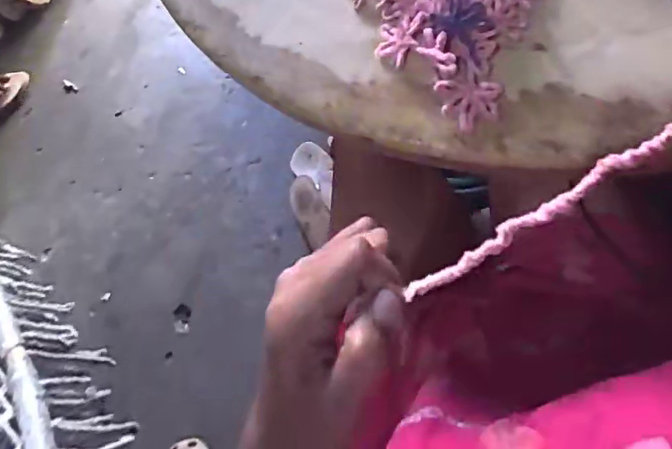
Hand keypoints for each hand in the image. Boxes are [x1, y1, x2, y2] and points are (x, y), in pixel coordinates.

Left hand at [242, 218, 405, 448]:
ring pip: (344, 243)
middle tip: (386, 309)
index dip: (384, 272)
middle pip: (351, 242)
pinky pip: (335, 255)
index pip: (356, 251)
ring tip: (374, 304)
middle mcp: (291, 280)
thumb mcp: (349, 396)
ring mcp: (290, 277)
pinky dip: (356, 269)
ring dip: (369, 268)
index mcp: (300, 305)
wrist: (278, 439)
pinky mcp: (295, 282)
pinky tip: (359, 296)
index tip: (393, 310)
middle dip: (379, 267)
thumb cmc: (315, 422)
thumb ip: (370, 342)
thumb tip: (390, 294)